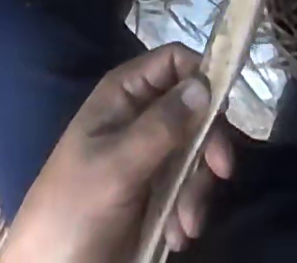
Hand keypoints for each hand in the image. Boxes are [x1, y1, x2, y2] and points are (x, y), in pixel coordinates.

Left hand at [0, 44, 236, 262]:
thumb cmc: (74, 211)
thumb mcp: (117, 167)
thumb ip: (162, 125)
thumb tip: (205, 85)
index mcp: (124, 93)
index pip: (174, 61)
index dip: (202, 76)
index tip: (222, 111)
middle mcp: (140, 115)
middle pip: (195, 107)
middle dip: (207, 144)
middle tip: (219, 172)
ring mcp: (148, 153)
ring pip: (197, 149)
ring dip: (199, 187)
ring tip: (186, 225)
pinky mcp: (155, 190)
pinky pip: (189, 185)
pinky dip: (190, 209)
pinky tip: (177, 235)